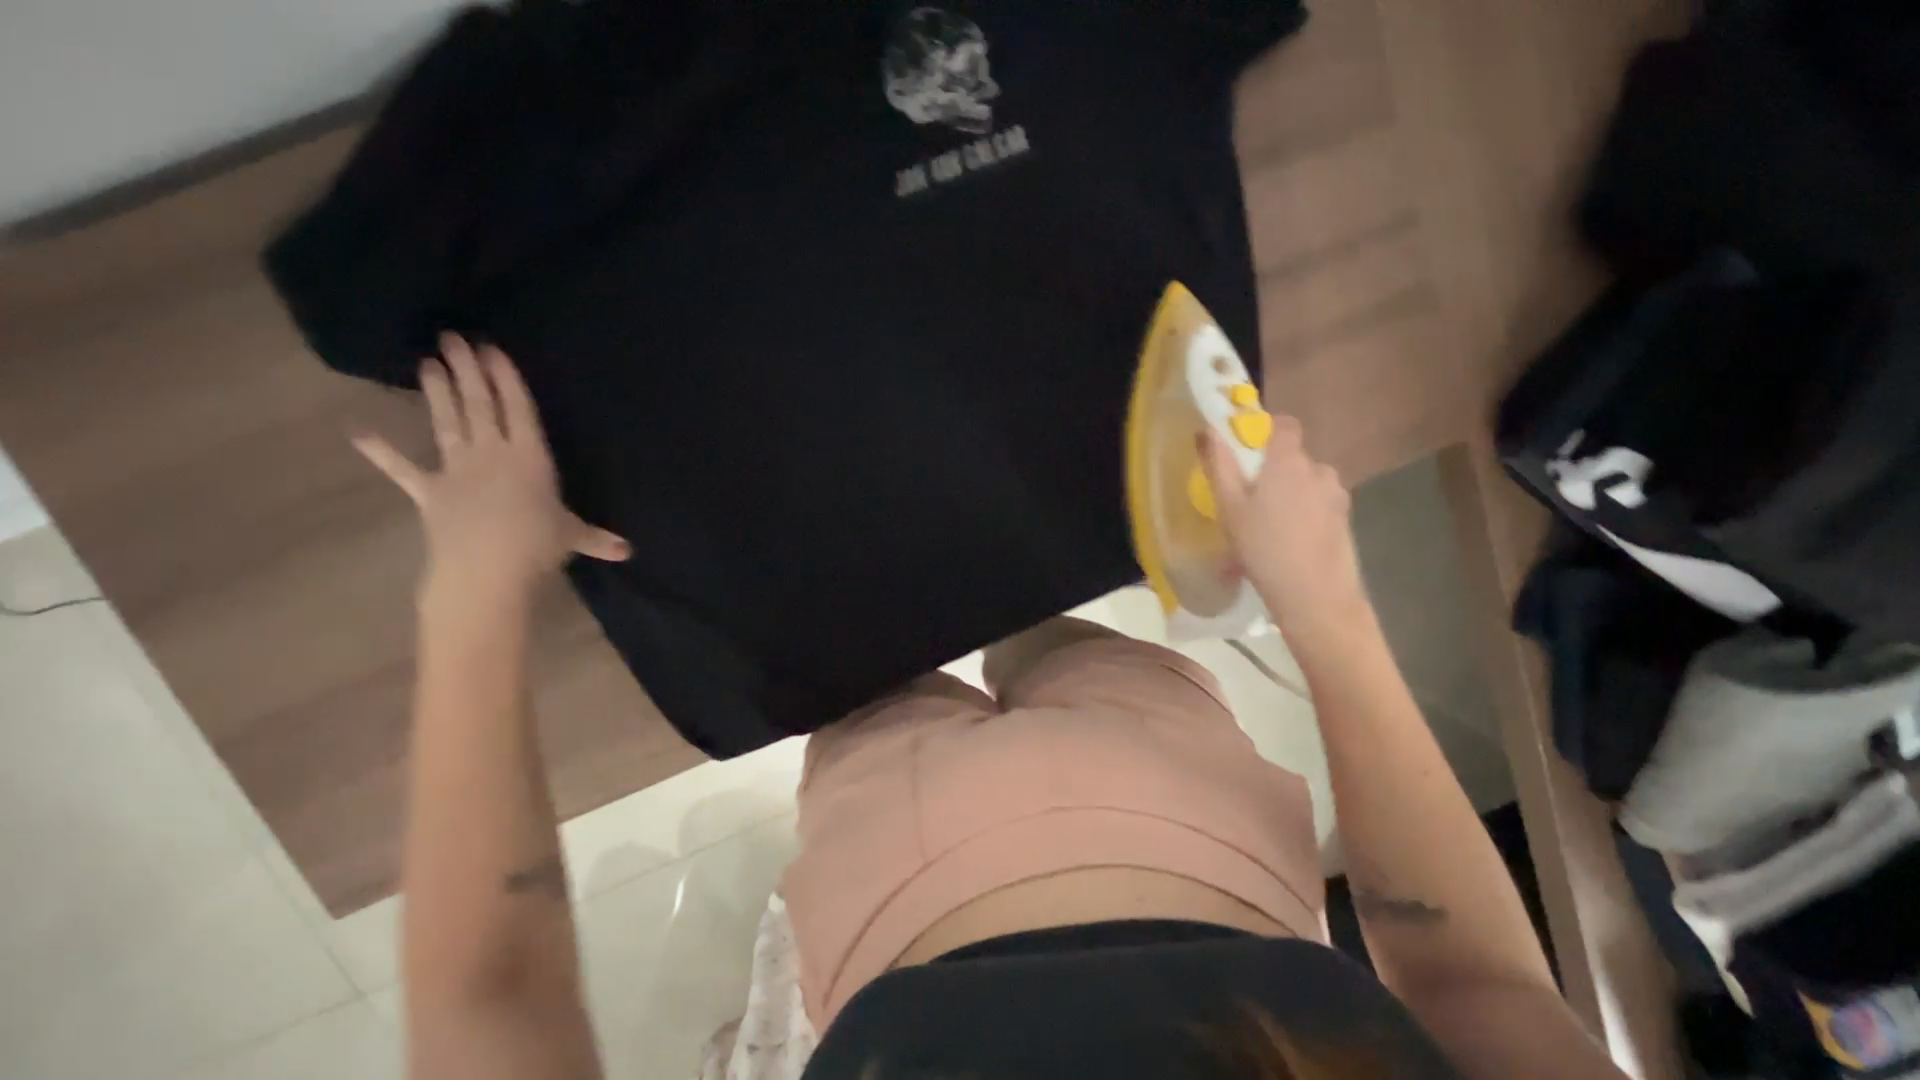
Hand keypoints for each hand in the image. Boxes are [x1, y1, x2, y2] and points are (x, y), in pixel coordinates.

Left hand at [351, 333, 628, 598]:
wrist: (486, 570)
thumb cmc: (537, 546)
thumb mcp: (572, 537)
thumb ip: (595, 537)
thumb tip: (627, 551)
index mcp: (530, 457)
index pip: (518, 408)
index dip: (505, 376)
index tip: (491, 348)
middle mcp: (492, 453)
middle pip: (480, 404)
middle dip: (468, 369)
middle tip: (453, 337)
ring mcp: (457, 469)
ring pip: (448, 422)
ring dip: (438, 392)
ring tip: (427, 362)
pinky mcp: (429, 491)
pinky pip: (402, 468)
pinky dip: (380, 450)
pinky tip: (358, 431)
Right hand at [1198, 416, 1369, 640]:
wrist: (1316, 596)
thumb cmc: (1264, 548)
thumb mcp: (1230, 508)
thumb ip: (1219, 464)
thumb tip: (1208, 428)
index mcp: (1288, 461)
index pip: (1285, 425)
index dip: (1266, 432)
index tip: (1247, 454)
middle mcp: (1318, 470)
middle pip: (1293, 459)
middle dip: (1274, 474)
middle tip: (1249, 505)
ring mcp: (1336, 495)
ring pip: (1307, 485)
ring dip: (1290, 498)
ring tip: (1268, 532)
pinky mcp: (1345, 521)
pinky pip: (1318, 508)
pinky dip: (1303, 519)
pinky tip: (1287, 547)